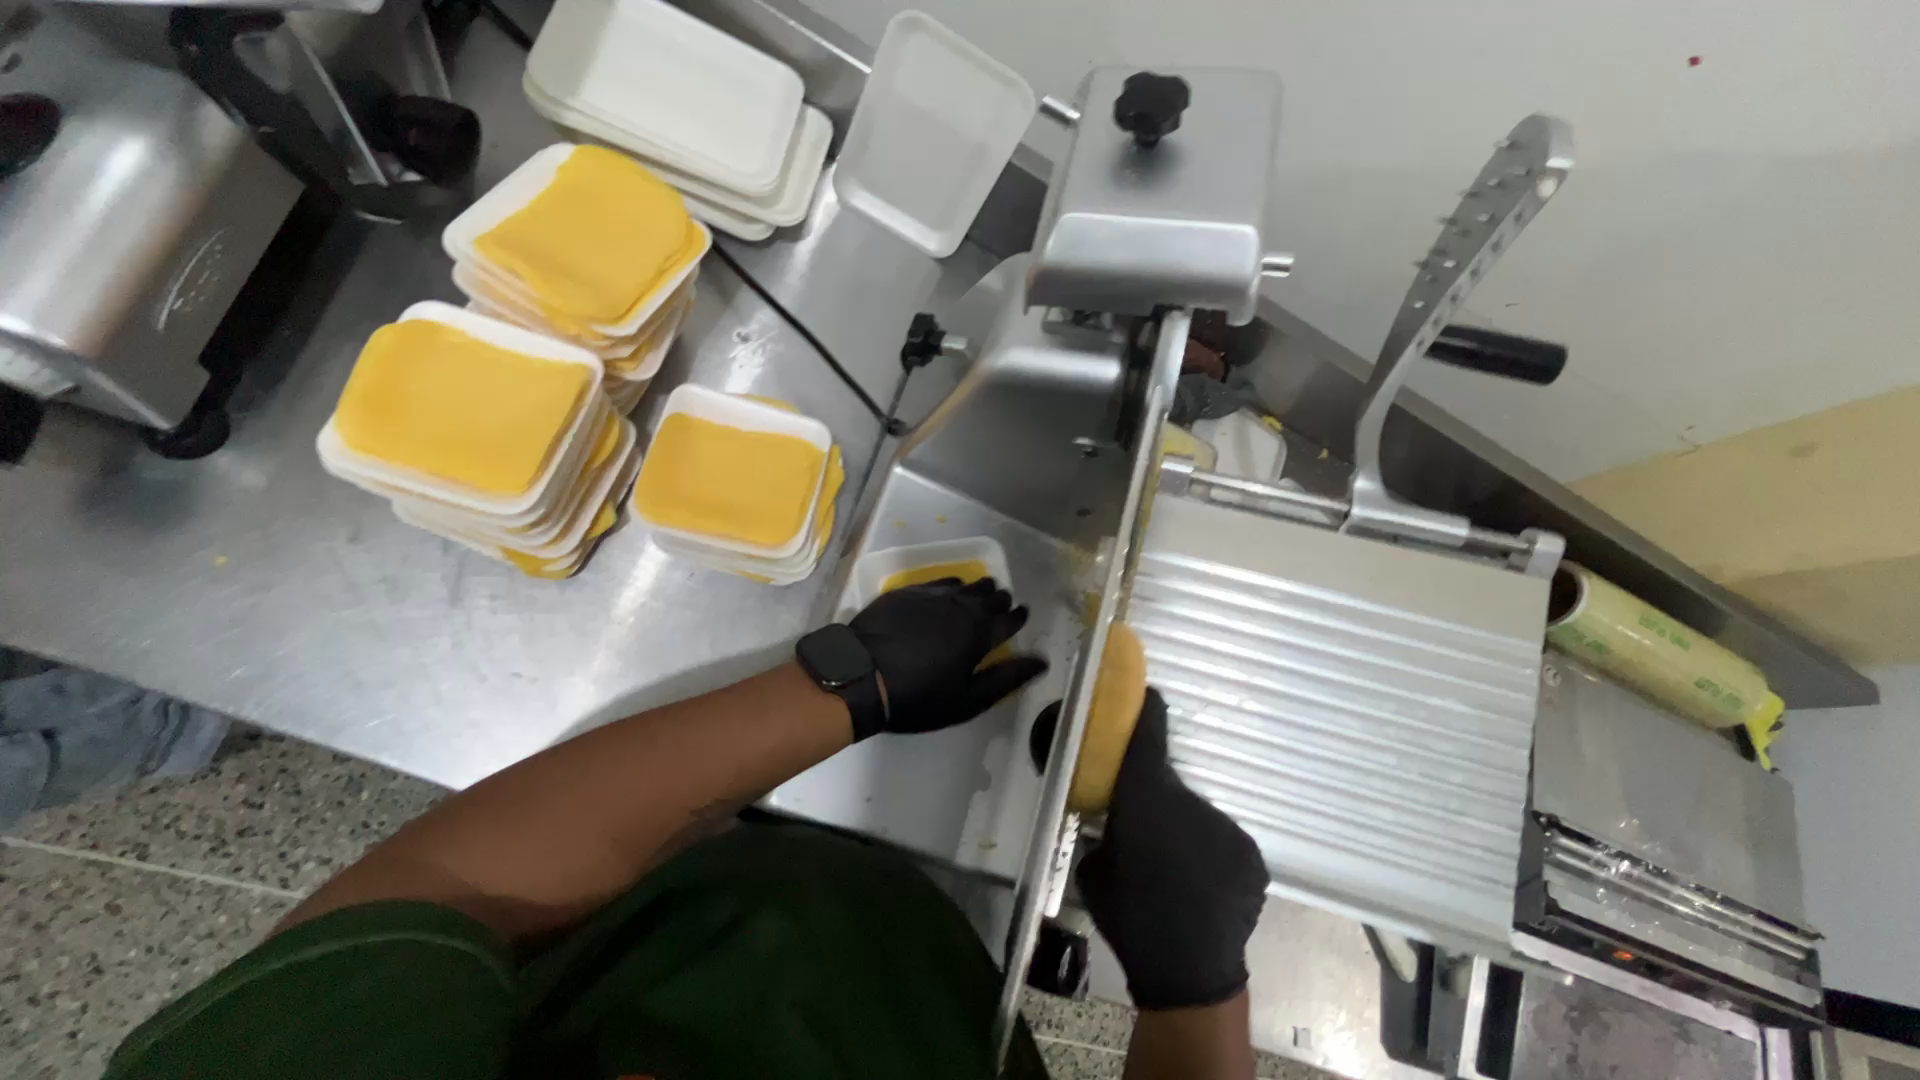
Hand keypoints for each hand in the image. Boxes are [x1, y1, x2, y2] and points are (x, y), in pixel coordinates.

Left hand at [847, 577, 1046, 737]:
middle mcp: (963, 607)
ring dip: (978, 590)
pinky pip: (940, 582)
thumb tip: (1042, 662)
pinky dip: (952, 586)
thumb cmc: (919, 697)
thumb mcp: (968, 699)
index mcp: (981, 634)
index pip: (1010, 620)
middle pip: (991, 597)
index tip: (1022, 617)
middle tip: (1002, 606)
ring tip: (980, 594)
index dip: (1018, 618)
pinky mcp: (908, 592)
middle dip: (1000, 600)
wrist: (862, 675)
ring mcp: (933, 596)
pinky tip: (949, 591)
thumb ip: (1007, 678)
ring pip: (967, 585)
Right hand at [1076, 690, 1268, 1009]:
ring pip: (1198, 817)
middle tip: (1147, 831)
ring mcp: (1226, 827)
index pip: (1148, 739)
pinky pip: (1222, 843)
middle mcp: (1190, 802)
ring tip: (1177, 869)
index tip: (1148, 693)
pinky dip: (1210, 855)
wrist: (1187, 970)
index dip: (1147, 712)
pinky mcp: (1251, 853)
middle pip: (1171, 785)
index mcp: (1145, 800)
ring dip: (1186, 832)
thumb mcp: (1092, 868)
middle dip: (1158, 799)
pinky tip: (1201, 884)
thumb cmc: (1127, 916)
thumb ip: (1104, 833)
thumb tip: (1112, 824)